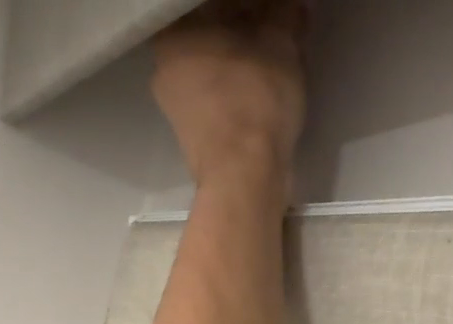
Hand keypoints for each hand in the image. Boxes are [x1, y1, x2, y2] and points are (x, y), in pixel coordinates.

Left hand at [152, 0, 307, 186]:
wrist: (243, 178)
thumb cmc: (255, 99)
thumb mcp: (281, 43)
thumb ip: (284, 14)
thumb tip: (289, 4)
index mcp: (174, 32)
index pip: (215, 5)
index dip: (250, 9)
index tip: (274, 14)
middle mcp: (164, 66)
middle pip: (211, 37)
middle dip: (245, 34)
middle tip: (279, 37)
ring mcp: (175, 107)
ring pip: (214, 72)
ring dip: (243, 66)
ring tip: (276, 68)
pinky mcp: (192, 138)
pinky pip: (217, 102)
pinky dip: (237, 96)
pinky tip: (262, 98)